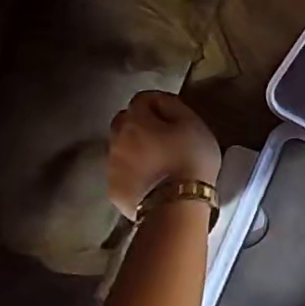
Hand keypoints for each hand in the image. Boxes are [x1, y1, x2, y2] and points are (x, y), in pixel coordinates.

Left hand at [106, 91, 221, 217]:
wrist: (175, 206)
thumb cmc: (190, 159)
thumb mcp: (193, 124)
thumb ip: (173, 105)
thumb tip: (159, 100)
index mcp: (136, 121)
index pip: (140, 98)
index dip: (158, 102)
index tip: (174, 112)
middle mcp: (116, 139)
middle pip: (123, 121)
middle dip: (139, 123)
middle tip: (163, 134)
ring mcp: (111, 166)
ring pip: (120, 147)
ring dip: (135, 147)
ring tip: (158, 159)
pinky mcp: (113, 189)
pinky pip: (122, 171)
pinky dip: (133, 170)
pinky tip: (151, 178)